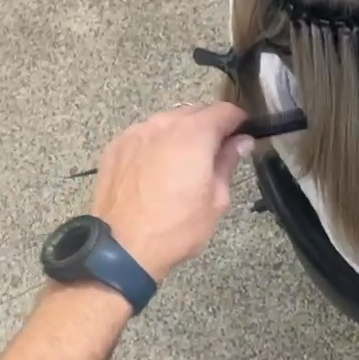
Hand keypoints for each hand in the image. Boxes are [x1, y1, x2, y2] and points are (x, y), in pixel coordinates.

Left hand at [89, 103, 251, 282]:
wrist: (122, 248)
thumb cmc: (175, 228)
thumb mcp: (215, 199)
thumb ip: (227, 162)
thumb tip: (241, 142)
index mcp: (194, 134)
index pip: (224, 111)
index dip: (238, 121)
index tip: (242, 135)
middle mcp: (164, 125)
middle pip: (195, 111)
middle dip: (210, 126)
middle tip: (216, 153)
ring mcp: (136, 133)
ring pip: (168, 120)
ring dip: (182, 133)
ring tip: (184, 162)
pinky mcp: (116, 146)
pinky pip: (144, 133)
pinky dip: (157, 142)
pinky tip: (158, 167)